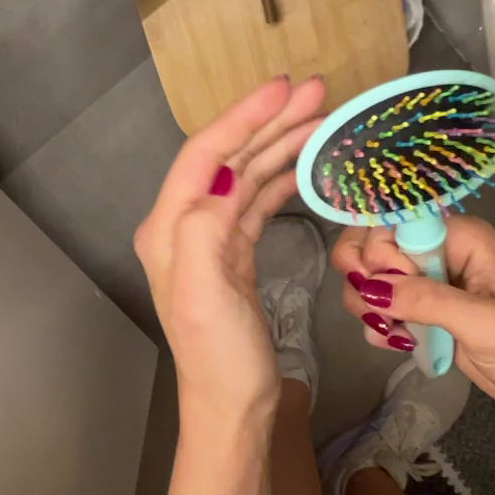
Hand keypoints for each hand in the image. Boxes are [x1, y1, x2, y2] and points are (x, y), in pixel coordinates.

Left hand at [135, 76, 326, 423]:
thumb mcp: (203, 294)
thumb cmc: (218, 357)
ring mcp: (213, 238)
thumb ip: (204, 228)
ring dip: (283, 143)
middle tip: (320, 91)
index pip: (206, 154)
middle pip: (229, 156)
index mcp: (170, 228)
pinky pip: (260, 201)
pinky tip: (308, 163)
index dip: (243, 116)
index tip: (285, 88)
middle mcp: (186, 225)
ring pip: (249, 174)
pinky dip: (284, 176)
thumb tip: (229, 177)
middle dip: (272, 120)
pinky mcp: (237, 253)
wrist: (233, 406)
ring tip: (324, 118)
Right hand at [333, 215, 494, 414]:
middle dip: (366, 281)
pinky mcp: (417, 307)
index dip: (379, 253)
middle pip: (370, 244)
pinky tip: (399, 343)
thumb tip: (372, 288)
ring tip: (395, 334)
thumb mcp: (483, 323)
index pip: (393, 221)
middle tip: (382, 314)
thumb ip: (428, 301)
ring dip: (368, 307)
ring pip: (368, 276)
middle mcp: (437, 249)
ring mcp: (424, 279)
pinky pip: (375, 304)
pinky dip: (377, 324)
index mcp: (459, 236)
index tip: (386, 289)